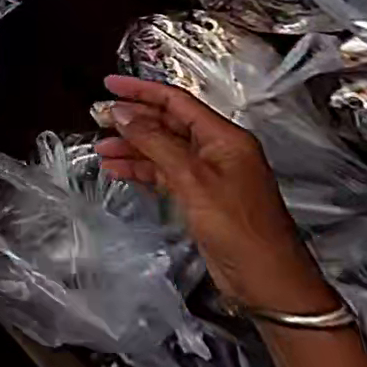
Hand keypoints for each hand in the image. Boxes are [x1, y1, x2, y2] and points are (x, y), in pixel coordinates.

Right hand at [95, 75, 338, 313]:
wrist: (269, 283)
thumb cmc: (238, 227)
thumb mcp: (192, 179)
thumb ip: (154, 141)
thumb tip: (120, 112)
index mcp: (225, 139)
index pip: (177, 101)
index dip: (141, 89)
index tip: (108, 83)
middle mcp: (217, 150)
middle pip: (166, 122)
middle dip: (131, 119)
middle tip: (97, 117)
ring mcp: (208, 173)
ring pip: (160, 146)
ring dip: (130, 145)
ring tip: (102, 149)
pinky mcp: (199, 194)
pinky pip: (162, 169)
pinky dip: (138, 167)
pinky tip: (117, 170)